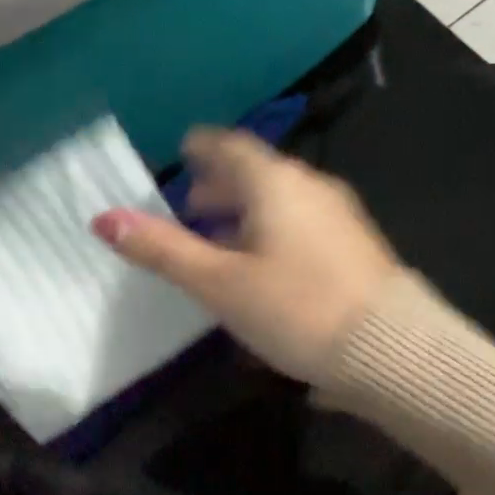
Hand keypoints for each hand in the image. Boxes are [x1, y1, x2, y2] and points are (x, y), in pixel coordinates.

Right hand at [94, 129, 399, 383]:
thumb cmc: (296, 309)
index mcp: (277, 182)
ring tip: (222, 244)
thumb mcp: (221, 284)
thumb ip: (165, 250)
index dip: (202, 149)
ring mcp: (343, 215)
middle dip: (223, 187)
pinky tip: (268, 269)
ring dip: (250, 215)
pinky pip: (307, 226)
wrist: (389, 348)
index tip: (182, 155)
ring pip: (285, 202)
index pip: (231, 146)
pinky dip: (278, 234)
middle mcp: (313, 186)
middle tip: (192, 207)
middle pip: (260, 174)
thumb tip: (104, 218)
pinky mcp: (359, 247)